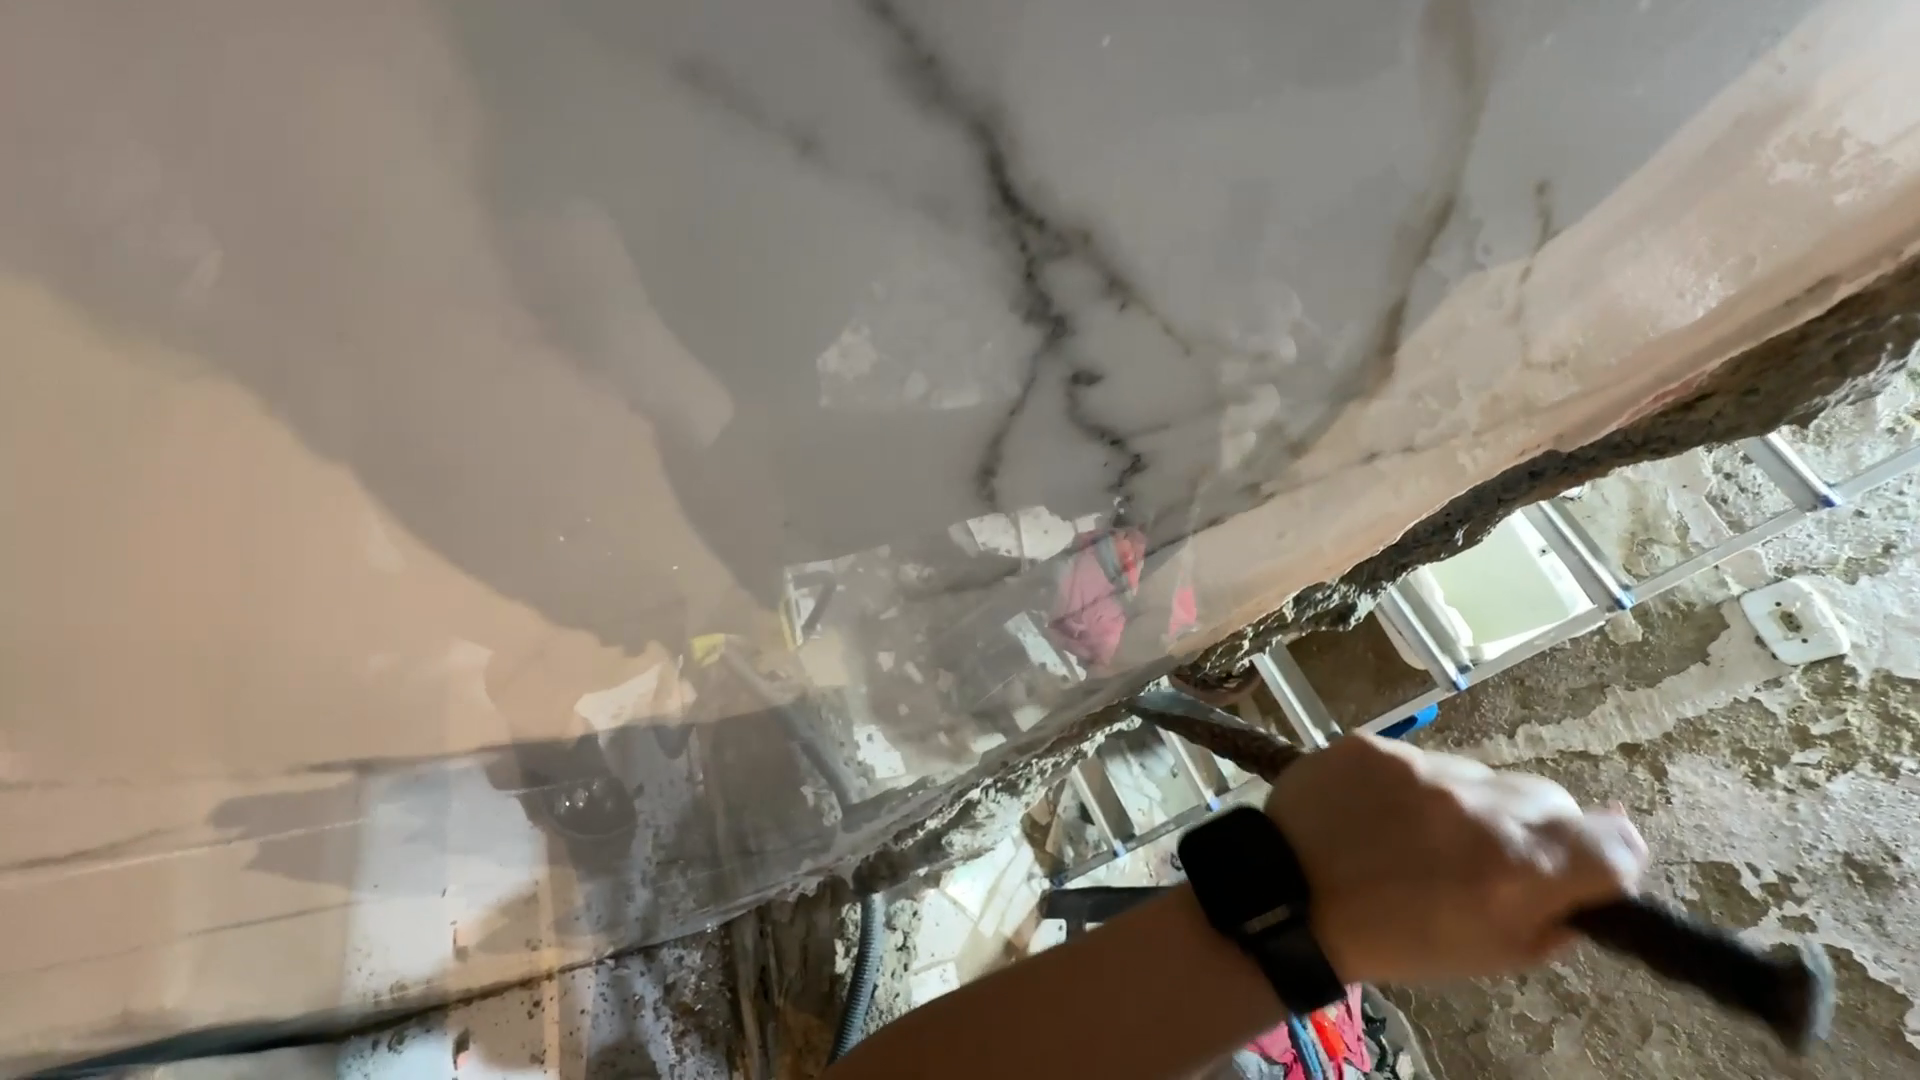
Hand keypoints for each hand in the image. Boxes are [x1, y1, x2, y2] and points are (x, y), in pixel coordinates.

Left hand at [1265, 735, 1647, 984]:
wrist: (1287, 895)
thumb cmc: (1394, 939)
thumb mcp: (1491, 953)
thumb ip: (1554, 916)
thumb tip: (1597, 876)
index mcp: (1518, 865)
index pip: (1615, 842)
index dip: (1608, 856)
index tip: (1585, 866)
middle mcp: (1477, 804)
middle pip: (1548, 796)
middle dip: (1537, 825)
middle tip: (1490, 851)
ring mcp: (1419, 766)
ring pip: (1477, 773)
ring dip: (1468, 800)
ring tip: (1418, 832)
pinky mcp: (1372, 744)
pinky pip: (1416, 758)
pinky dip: (1410, 783)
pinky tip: (1378, 809)